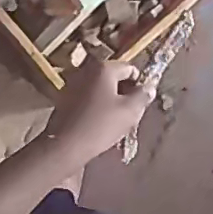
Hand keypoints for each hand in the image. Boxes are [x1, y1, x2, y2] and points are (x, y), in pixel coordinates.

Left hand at [40, 61, 154, 163]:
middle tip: (131, 114)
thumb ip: (142, 96)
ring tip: (117, 122)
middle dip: (124, 94)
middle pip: (113, 78)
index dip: (140, 84)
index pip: (130, 68)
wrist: (65, 145)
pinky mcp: (64, 100)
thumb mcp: (130, 111)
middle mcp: (85, 71)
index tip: (142, 102)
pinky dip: (96, 108)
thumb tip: (148, 87)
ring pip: (100, 90)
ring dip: (110, 102)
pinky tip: (100, 126)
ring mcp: (72, 84)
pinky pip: (87, 100)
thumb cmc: (100, 125)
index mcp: (103, 68)